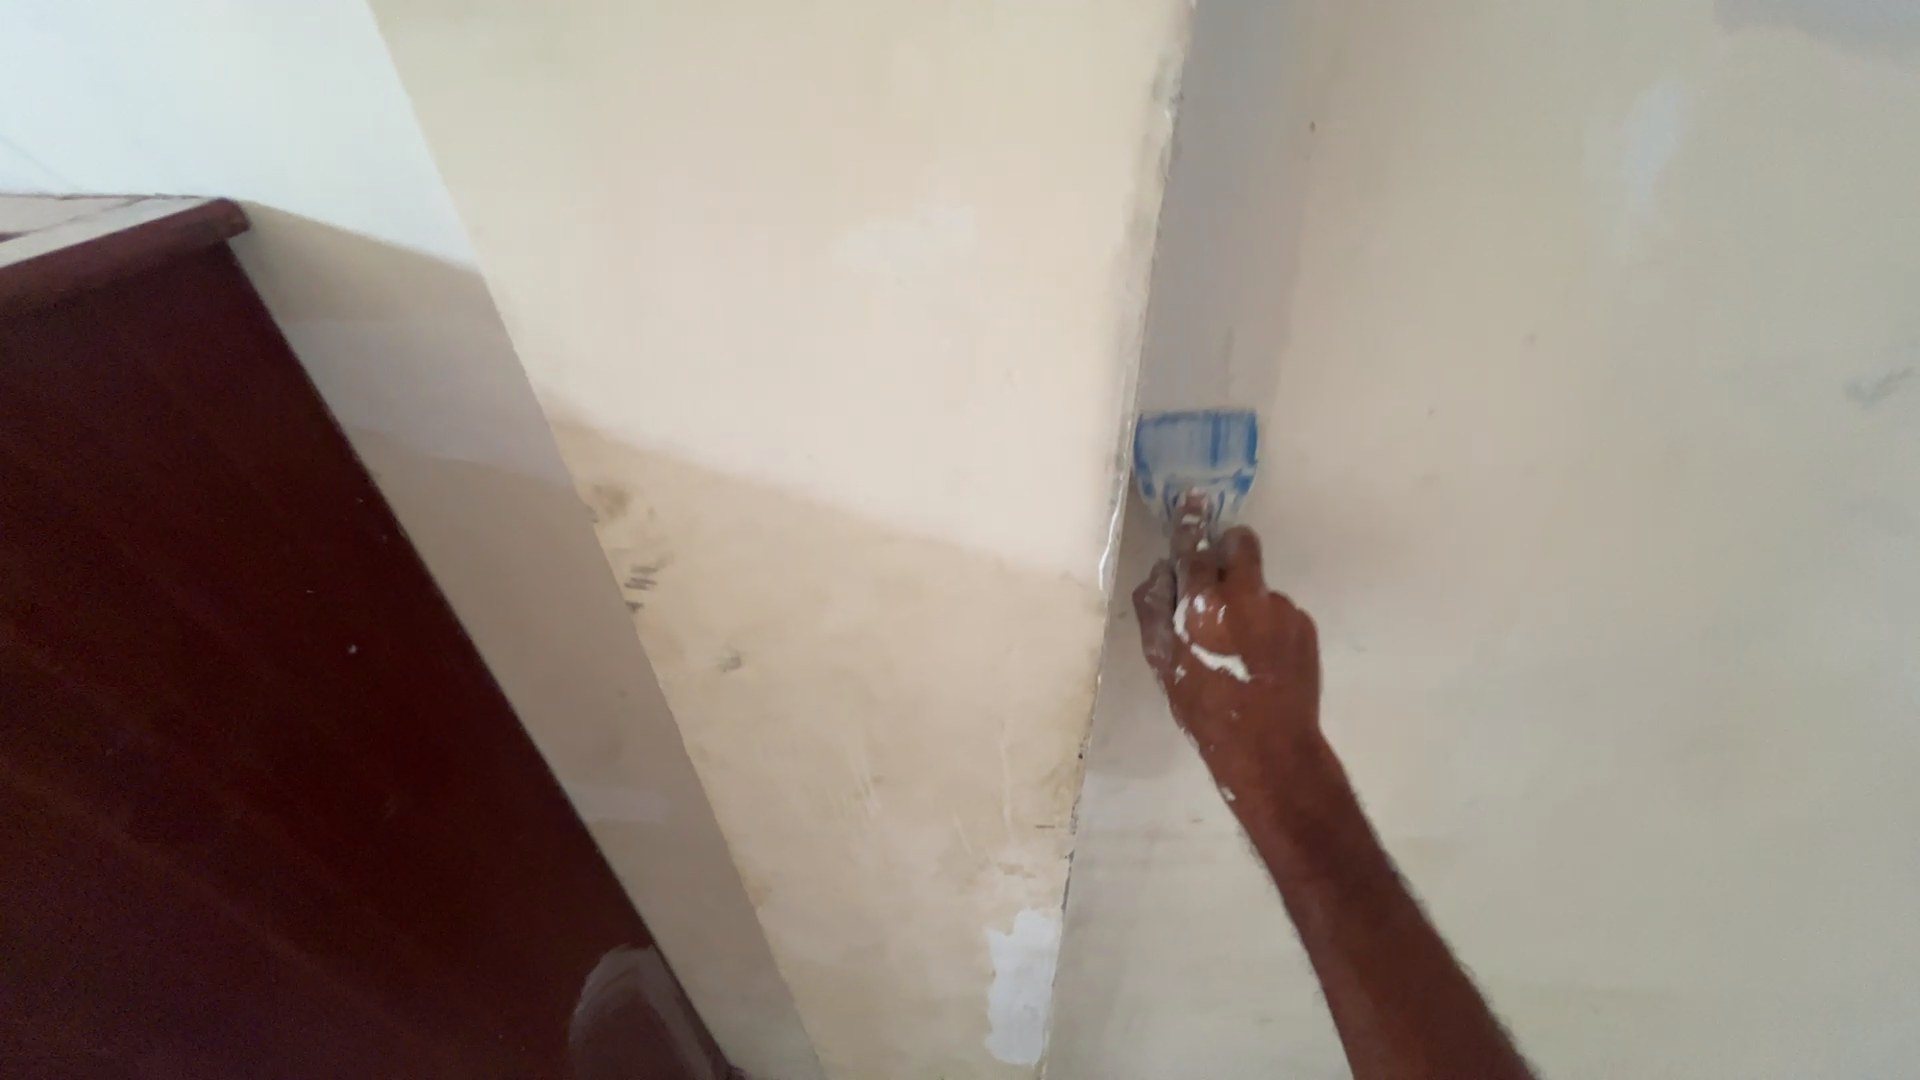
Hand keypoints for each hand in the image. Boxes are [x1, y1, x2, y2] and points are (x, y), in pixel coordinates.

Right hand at [1132, 509, 1322, 812]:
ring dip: (1245, 597)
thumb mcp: (1162, 662)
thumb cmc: (1202, 705)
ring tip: (1238, 642)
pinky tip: (1260, 657)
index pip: (1193, 547)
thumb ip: (1154, 611)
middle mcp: (1246, 594)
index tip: (1193, 500)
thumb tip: (1161, 576)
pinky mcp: (1304, 626)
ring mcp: (1281, 608)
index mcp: (1203, 602)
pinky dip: (1266, 622)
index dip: (1190, 522)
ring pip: (1258, 584)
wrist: (1268, 745)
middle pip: (1241, 545)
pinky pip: (1278, 610)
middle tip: (1216, 574)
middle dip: (1228, 547)